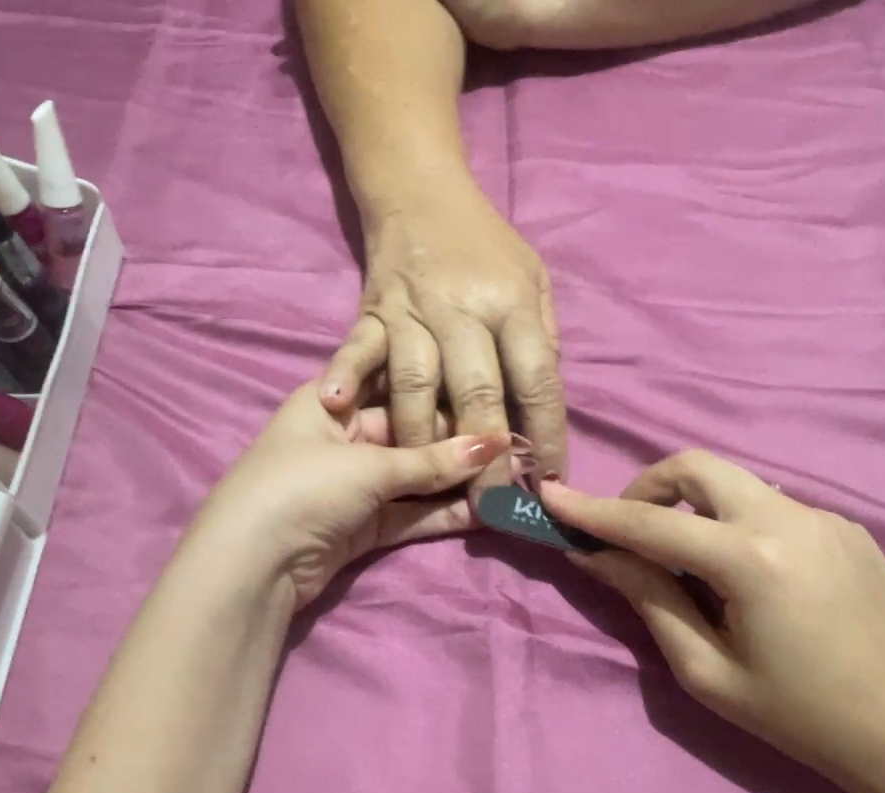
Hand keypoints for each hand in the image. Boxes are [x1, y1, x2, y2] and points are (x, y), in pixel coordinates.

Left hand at [186, 382, 511, 608]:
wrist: (253, 564)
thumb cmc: (303, 486)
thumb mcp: (369, 466)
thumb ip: (434, 460)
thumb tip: (498, 444)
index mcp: (332, 400)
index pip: (398, 385)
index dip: (446, 392)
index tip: (496, 396)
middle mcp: (343, 436)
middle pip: (412, 434)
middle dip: (460, 444)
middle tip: (516, 446)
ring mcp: (353, 484)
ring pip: (415, 478)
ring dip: (457, 483)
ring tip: (510, 481)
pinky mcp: (362, 526)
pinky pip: (410, 513)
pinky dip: (442, 514)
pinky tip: (485, 511)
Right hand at [320, 183, 565, 487]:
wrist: (420, 191)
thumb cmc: (486, 245)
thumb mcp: (534, 279)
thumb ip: (541, 339)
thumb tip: (544, 408)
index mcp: (511, 302)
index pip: (536, 379)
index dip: (545, 434)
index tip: (548, 481)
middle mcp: (462, 310)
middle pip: (476, 392)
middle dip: (484, 457)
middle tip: (492, 508)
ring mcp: (412, 311)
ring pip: (415, 382)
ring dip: (421, 438)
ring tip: (427, 485)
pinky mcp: (372, 311)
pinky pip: (357, 347)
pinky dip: (346, 374)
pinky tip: (337, 405)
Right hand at [542, 452, 884, 784]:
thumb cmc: (800, 717)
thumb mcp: (707, 671)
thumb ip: (650, 600)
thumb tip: (597, 556)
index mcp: (750, 560)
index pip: (650, 523)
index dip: (593, 510)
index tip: (551, 495)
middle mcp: (789, 518)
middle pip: (697, 467)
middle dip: (649, 488)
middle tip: (630, 534)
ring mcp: (824, 517)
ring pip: (736, 484)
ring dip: (694, 509)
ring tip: (692, 569)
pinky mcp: (847, 528)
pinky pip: (771, 507)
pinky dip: (736, 524)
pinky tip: (749, 581)